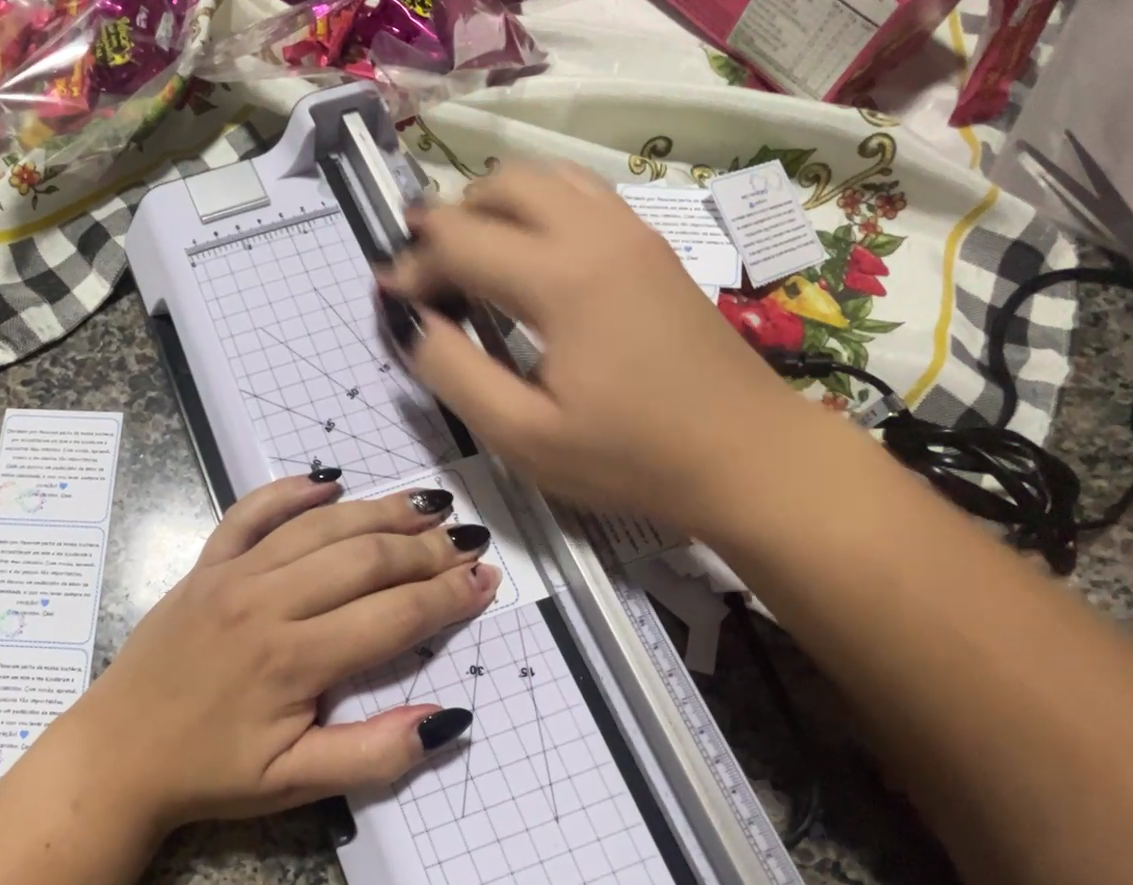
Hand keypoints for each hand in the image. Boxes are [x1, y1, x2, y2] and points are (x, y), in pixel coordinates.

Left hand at [48, 474, 499, 831]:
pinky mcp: (203, 567)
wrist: (117, 755)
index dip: (448, 597)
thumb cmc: (208, 774)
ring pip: (318, 528)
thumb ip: (374, 754)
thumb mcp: (295, 783)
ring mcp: (230, 576)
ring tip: (425, 506)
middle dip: (425, 550)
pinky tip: (326, 482)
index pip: (393, 614)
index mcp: (293, 659)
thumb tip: (448, 720)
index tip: (487, 582)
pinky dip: (289, 492)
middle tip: (468, 545)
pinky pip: (249, 514)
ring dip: (377, 513)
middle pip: (364, 559)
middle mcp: (265, 602)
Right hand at [377, 162, 823, 533]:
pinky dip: (537, 210)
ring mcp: (632, 234)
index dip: (412, 264)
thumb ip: (454, 372)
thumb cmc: (627, 456)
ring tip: (469, 261)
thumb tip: (414, 323)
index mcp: (561, 278)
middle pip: (502, 184)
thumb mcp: (522, 435)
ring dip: (494, 206)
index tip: (387, 298)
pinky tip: (528, 261)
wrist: (745, 457)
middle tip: (425, 274)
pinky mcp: (652, 250)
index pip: (460, 240)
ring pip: (546, 179)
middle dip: (449, 219)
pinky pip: (581, 196)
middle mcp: (597, 234)